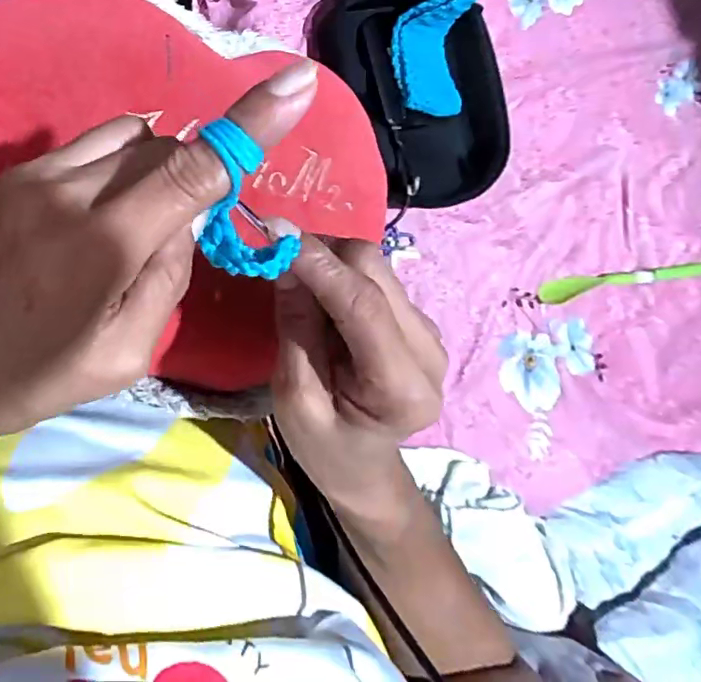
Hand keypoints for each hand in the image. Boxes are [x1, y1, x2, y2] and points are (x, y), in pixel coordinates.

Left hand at [0, 60, 319, 463]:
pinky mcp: (18, 172)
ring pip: (130, 137)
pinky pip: (94, 145)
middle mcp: (71, 193)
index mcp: (106, 246)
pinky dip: (118, 164)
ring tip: (130, 222)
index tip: (295, 81)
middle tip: (171, 230)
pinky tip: (97, 211)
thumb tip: (186, 214)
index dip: (250, 122)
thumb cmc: (38, 376)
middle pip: (165, 146)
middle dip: (189, 173)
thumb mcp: (128, 352)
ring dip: (153, 166)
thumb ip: (171, 274)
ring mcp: (38, 176)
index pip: (194, 167)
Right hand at [272, 236, 447, 524]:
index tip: (273, 232)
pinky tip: (319, 297)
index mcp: (401, 386)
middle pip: (373, 268)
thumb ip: (295, 327)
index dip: (318, 262)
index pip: (362, 304)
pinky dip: (338, 271)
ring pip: (374, 264)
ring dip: (328, 259)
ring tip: (295, 282)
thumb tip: (286, 260)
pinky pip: (373, 275)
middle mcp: (427, 349)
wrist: (363, 468)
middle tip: (276, 257)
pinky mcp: (415, 319)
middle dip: (321, 252)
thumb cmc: (324, 446)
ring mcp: (426, 330)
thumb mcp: (294, 398)